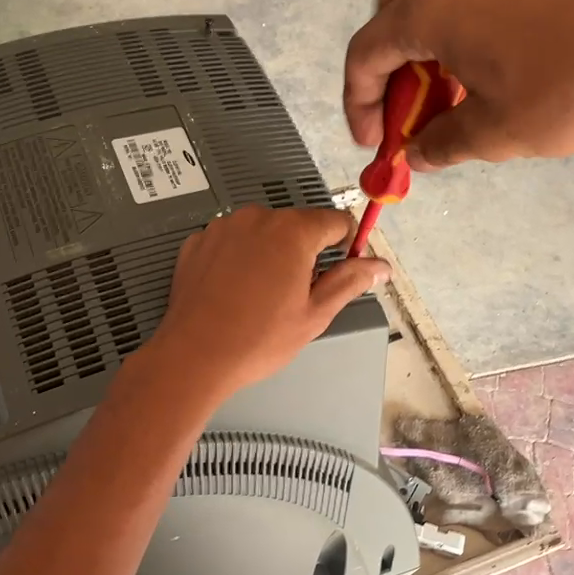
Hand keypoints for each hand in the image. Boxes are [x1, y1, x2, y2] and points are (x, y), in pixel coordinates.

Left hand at [141, 207, 389, 396]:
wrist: (194, 356)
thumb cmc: (256, 340)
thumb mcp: (315, 314)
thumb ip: (350, 282)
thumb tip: (379, 266)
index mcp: (293, 231)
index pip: (335, 221)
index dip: (343, 247)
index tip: (339, 271)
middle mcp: (257, 218)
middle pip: (296, 226)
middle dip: (303, 254)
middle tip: (295, 296)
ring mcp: (223, 228)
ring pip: (261, 233)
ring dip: (269, 255)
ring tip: (260, 298)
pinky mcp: (197, 243)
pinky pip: (230, 243)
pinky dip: (237, 260)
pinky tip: (234, 293)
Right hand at [343, 0, 573, 168]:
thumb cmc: (571, 87)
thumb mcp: (494, 132)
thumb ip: (442, 143)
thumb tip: (420, 153)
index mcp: (430, 5)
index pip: (366, 52)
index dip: (359, 104)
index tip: (374, 143)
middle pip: (393, 11)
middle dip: (388, 67)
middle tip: (408, 113)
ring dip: (428, 46)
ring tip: (454, 94)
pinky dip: (466, 27)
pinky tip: (498, 66)